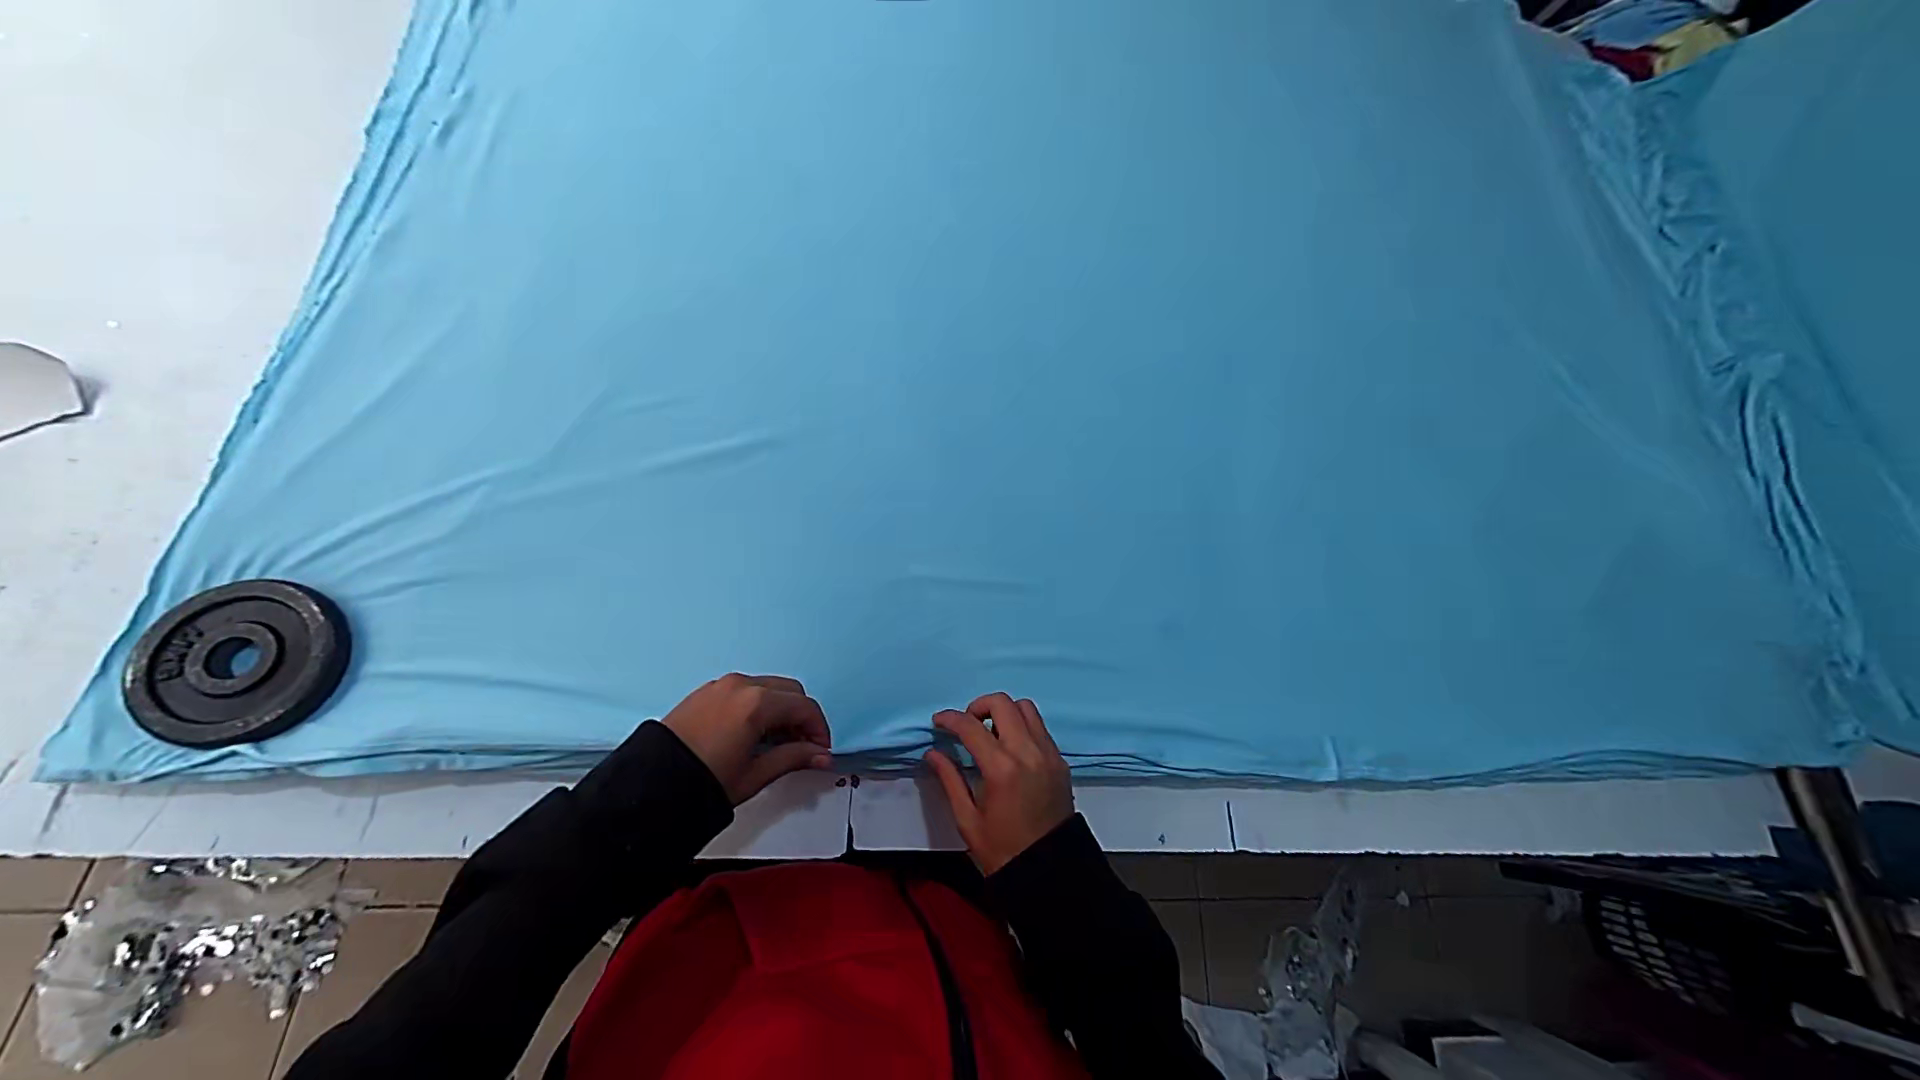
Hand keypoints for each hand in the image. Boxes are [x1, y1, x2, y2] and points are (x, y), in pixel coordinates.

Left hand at [661, 674, 832, 804]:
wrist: (649, 787)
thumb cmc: (700, 782)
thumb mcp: (755, 774)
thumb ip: (793, 758)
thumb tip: (820, 756)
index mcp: (756, 703)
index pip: (804, 707)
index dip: (819, 729)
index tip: (820, 750)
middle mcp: (740, 686)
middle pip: (789, 691)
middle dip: (801, 716)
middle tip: (803, 746)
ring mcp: (720, 686)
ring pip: (767, 688)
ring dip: (780, 709)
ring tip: (777, 742)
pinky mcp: (705, 692)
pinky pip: (744, 690)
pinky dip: (757, 705)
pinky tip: (753, 733)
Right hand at [924, 692, 1073, 873]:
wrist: (1049, 872)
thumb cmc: (1002, 851)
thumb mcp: (968, 819)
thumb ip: (950, 780)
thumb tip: (934, 752)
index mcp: (1002, 768)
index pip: (971, 726)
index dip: (950, 718)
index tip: (939, 721)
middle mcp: (1029, 752)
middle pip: (1003, 703)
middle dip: (978, 706)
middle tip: (966, 725)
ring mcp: (1049, 754)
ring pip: (1026, 708)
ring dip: (1004, 712)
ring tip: (989, 733)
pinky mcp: (1060, 760)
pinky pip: (1040, 727)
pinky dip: (1022, 725)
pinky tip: (1009, 747)